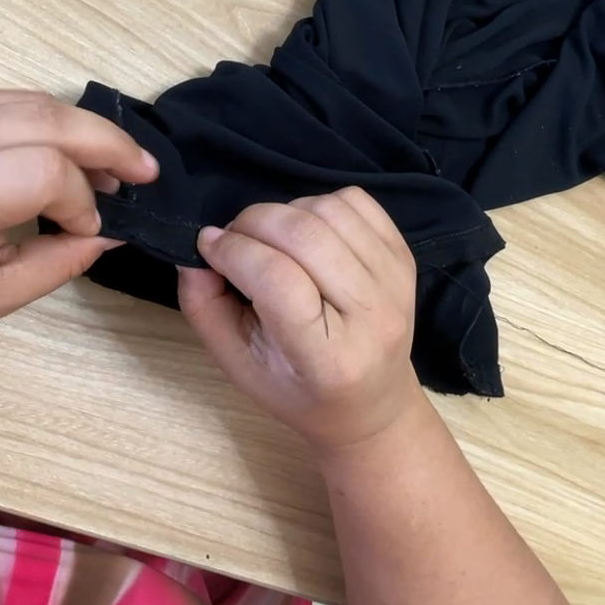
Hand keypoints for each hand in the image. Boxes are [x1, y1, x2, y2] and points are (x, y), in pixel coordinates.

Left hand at [0, 90, 156, 334]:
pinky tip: (72, 151)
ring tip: (115, 167)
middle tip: (145, 173)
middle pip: (48, 119)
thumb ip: (54, 265)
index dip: (80, 200)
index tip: (86, 230)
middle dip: (108, 145)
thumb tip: (110, 232)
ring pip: (36, 101)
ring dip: (86, 130)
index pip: (41, 172)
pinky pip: (14, 100)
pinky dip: (55, 123)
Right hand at [177, 188, 423, 452]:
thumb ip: (204, 306)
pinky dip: (319, 204)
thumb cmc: (295, 389)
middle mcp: (373, 316)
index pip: (278, 280)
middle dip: (252, 222)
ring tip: (270, 238)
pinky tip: (305, 232)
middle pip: (305, 236)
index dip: (235, 251)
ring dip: (284, 212)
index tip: (209, 246)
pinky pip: (355, 201)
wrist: (371, 402)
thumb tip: (199, 246)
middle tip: (233, 239)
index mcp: (329, 358)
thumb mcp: (236, 363)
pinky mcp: (404, 256)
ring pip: (328, 211)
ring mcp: (395, 281)